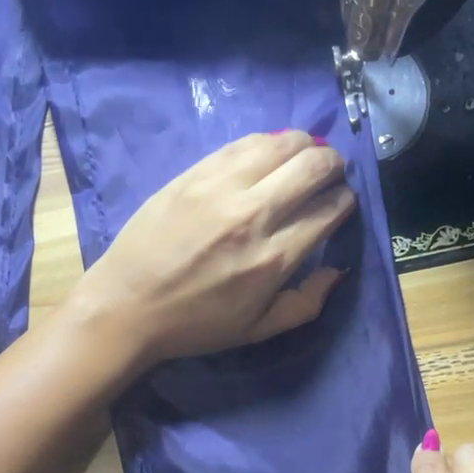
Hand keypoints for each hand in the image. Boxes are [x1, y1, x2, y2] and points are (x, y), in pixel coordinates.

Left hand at [66, 131, 357, 366]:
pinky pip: (244, 143)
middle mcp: (254, 215)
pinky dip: (267, 142)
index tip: (342, 201)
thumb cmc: (196, 325)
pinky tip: (271, 150)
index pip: (328, 210)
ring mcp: (221, 188)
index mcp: (274, 259)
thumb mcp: (256, 330)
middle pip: (312, 167)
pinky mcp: (195, 173)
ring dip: (304, 144)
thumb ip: (305, 304)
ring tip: (306, 153)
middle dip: (333, 164)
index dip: (344, 201)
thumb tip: (338, 271)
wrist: (128, 306)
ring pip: (281, 143)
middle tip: (331, 171)